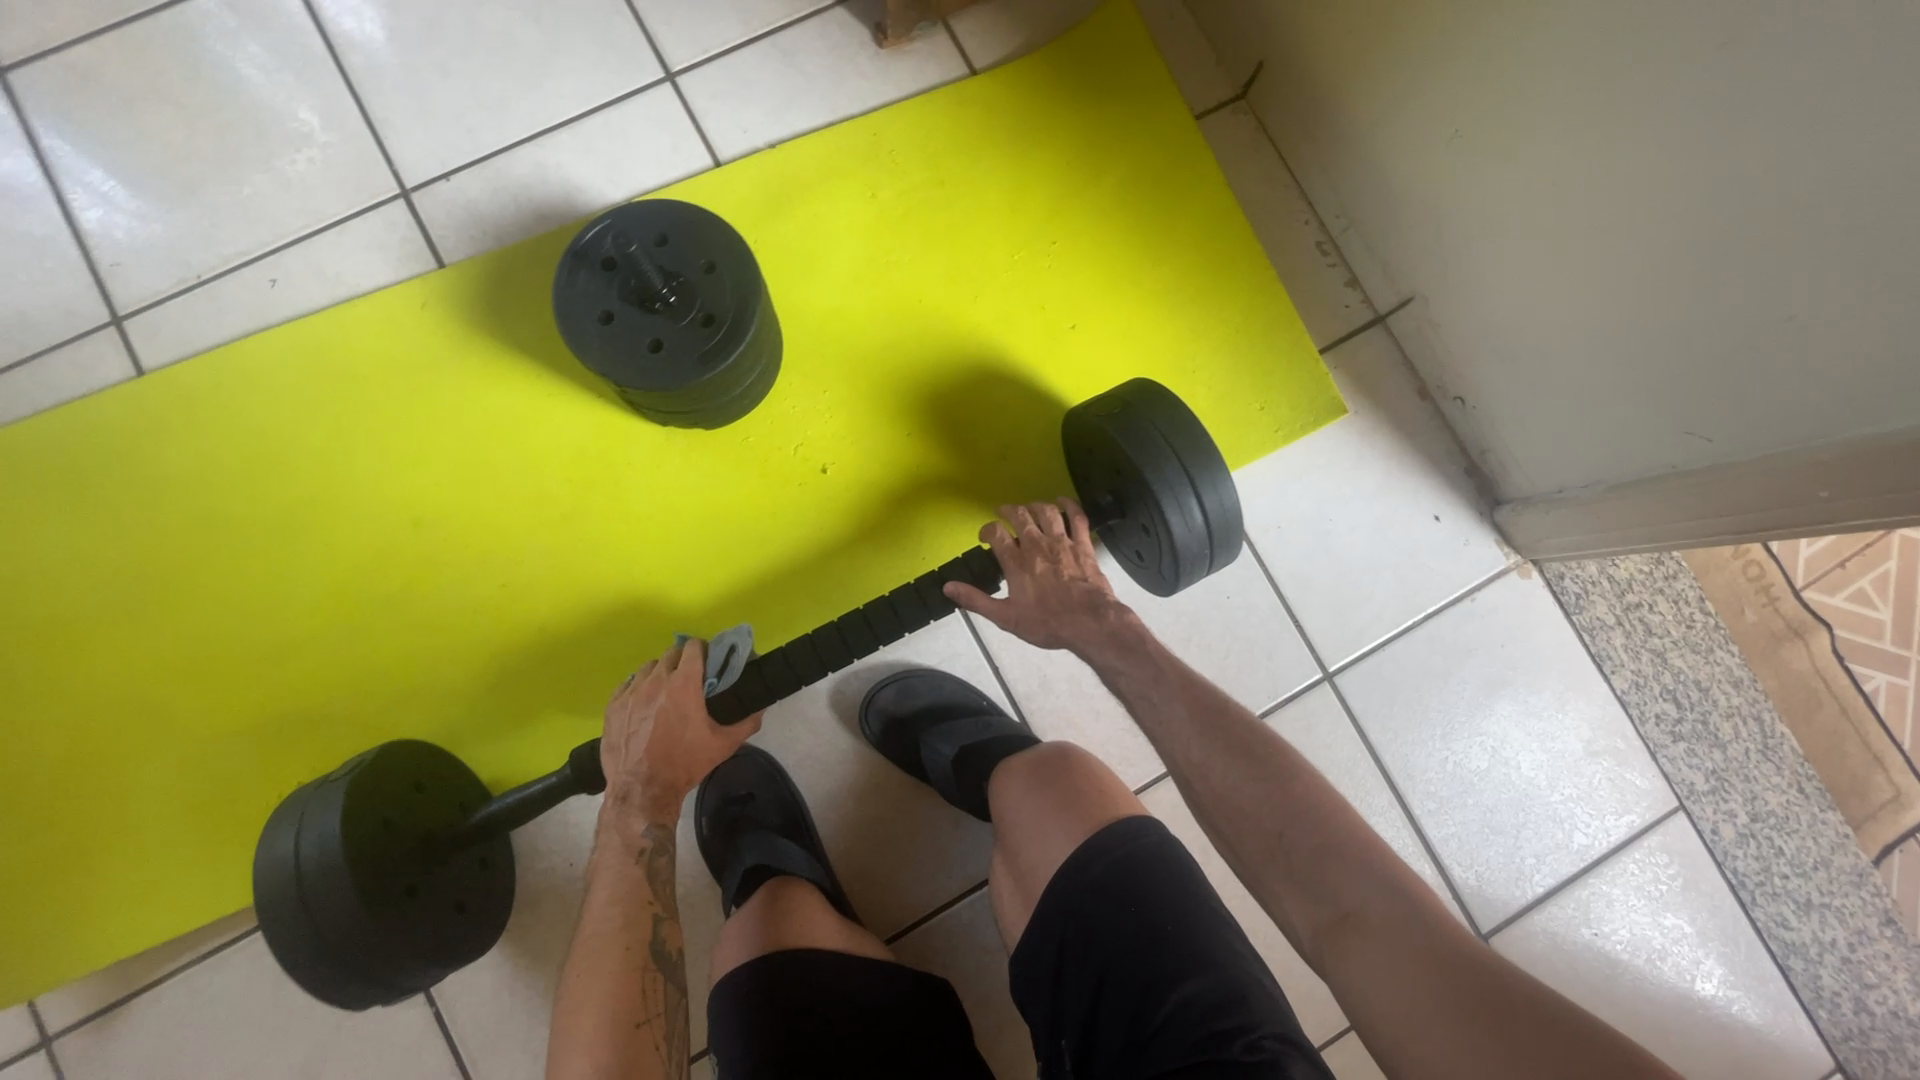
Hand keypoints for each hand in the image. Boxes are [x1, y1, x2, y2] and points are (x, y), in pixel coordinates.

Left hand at [599, 639, 762, 828]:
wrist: (642, 789)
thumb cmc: (685, 764)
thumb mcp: (724, 745)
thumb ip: (747, 722)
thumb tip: (761, 708)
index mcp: (684, 684)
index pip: (693, 647)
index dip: (703, 650)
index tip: (709, 661)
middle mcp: (655, 681)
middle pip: (670, 654)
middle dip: (682, 661)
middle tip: (690, 678)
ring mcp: (630, 693)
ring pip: (647, 668)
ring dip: (660, 673)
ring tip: (666, 691)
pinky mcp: (613, 706)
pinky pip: (627, 685)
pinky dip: (638, 688)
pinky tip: (644, 704)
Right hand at [944, 498, 1141, 654]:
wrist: (1089, 622)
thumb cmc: (1047, 623)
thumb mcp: (1006, 618)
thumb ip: (976, 600)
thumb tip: (948, 588)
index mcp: (1016, 563)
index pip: (997, 534)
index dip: (988, 530)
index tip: (985, 535)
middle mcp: (1037, 546)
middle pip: (1021, 516)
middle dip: (1009, 510)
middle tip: (1004, 512)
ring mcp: (1062, 543)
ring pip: (1047, 512)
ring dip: (1035, 506)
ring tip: (1029, 507)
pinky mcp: (1083, 545)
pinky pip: (1076, 517)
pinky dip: (1069, 505)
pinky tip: (1063, 501)